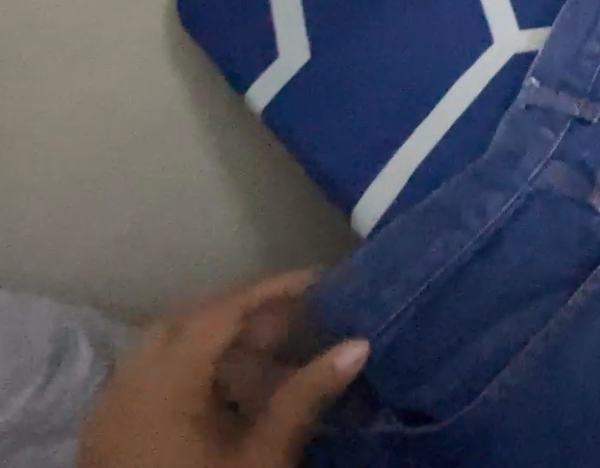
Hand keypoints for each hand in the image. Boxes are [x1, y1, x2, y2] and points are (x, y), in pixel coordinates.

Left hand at [79, 270, 368, 467]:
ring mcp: (109, 419)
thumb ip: (306, 396)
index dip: (269, 289)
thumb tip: (360, 344)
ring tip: (269, 341)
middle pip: (181, 323)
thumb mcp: (265, 456)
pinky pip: (147, 378)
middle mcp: (126, 393)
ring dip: (215, 335)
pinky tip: (228, 382)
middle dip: (240, 306)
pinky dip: (192, 364)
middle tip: (295, 307)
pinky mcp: (107, 442)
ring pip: (161, 350)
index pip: (216, 314)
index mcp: (163, 389)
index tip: (321, 280)